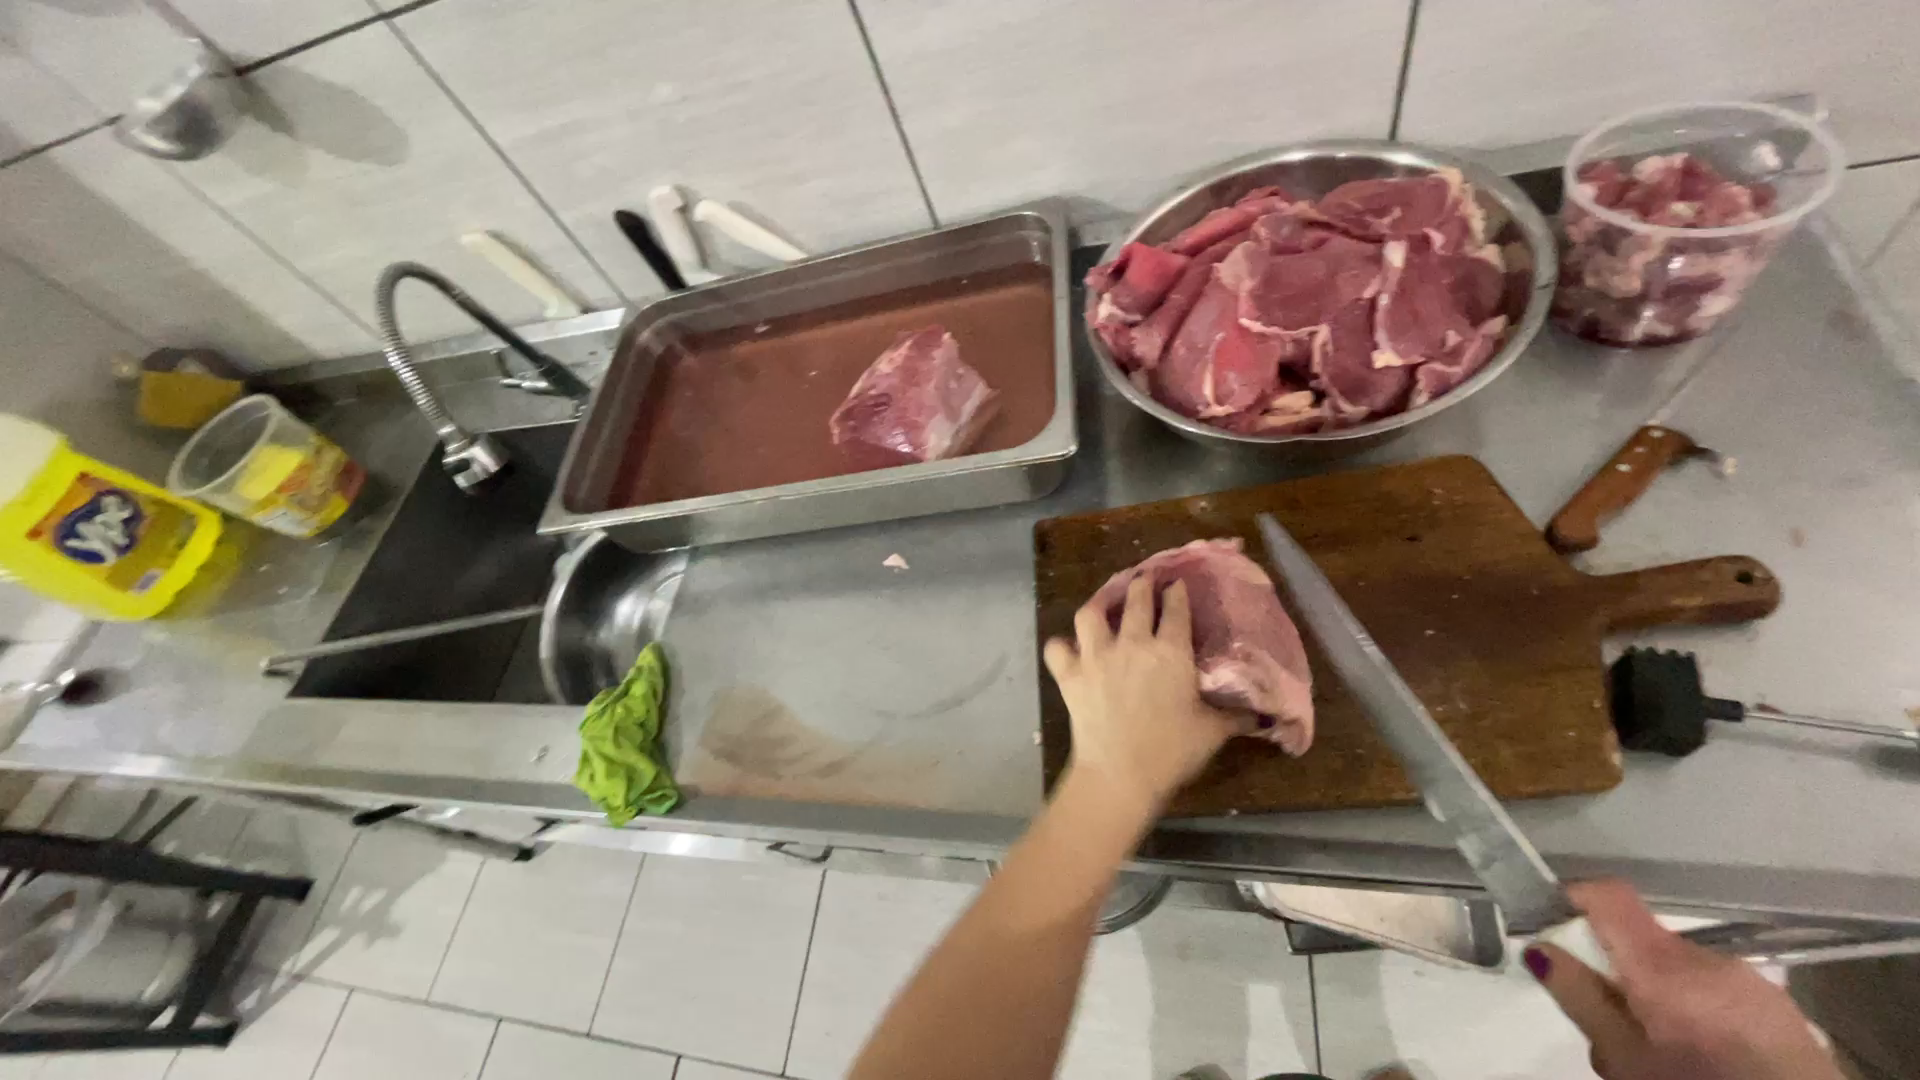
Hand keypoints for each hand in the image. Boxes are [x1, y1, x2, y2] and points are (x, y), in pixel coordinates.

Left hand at [1043, 576, 1252, 811]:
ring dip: (1098, 603)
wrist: (1121, 773)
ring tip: (1103, 601)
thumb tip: (1262, 717)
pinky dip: (1060, 645)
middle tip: (1144, 578)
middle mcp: (1132, 643)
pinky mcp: (1069, 675)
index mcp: (1170, 651)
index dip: (1176, 593)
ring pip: (1090, 614)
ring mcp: (1096, 656)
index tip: (1176, 584)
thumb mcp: (1212, 732)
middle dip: (1141, 584)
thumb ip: (1234, 717)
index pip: (1176, 610)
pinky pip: (1056, 649)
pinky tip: (1067, 646)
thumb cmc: (1172, 751)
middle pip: (1135, 601)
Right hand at [1527, 880, 1843, 1079]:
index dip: (1574, 898)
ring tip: (1657, 1048)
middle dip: (1614, 971)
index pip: (1608, 893)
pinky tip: (1703, 1055)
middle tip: (1605, 1023)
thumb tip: (1538, 946)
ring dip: (1656, 994)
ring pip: (1678, 970)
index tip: (1550, 925)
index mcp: (1664, 963)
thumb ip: (1579, 996)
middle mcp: (1709, 958)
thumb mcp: (1624, 1058)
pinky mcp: (1784, 1012)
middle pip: (1640, 941)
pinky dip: (1696, 1010)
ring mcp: (1754, 984)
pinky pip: (1718, 991)